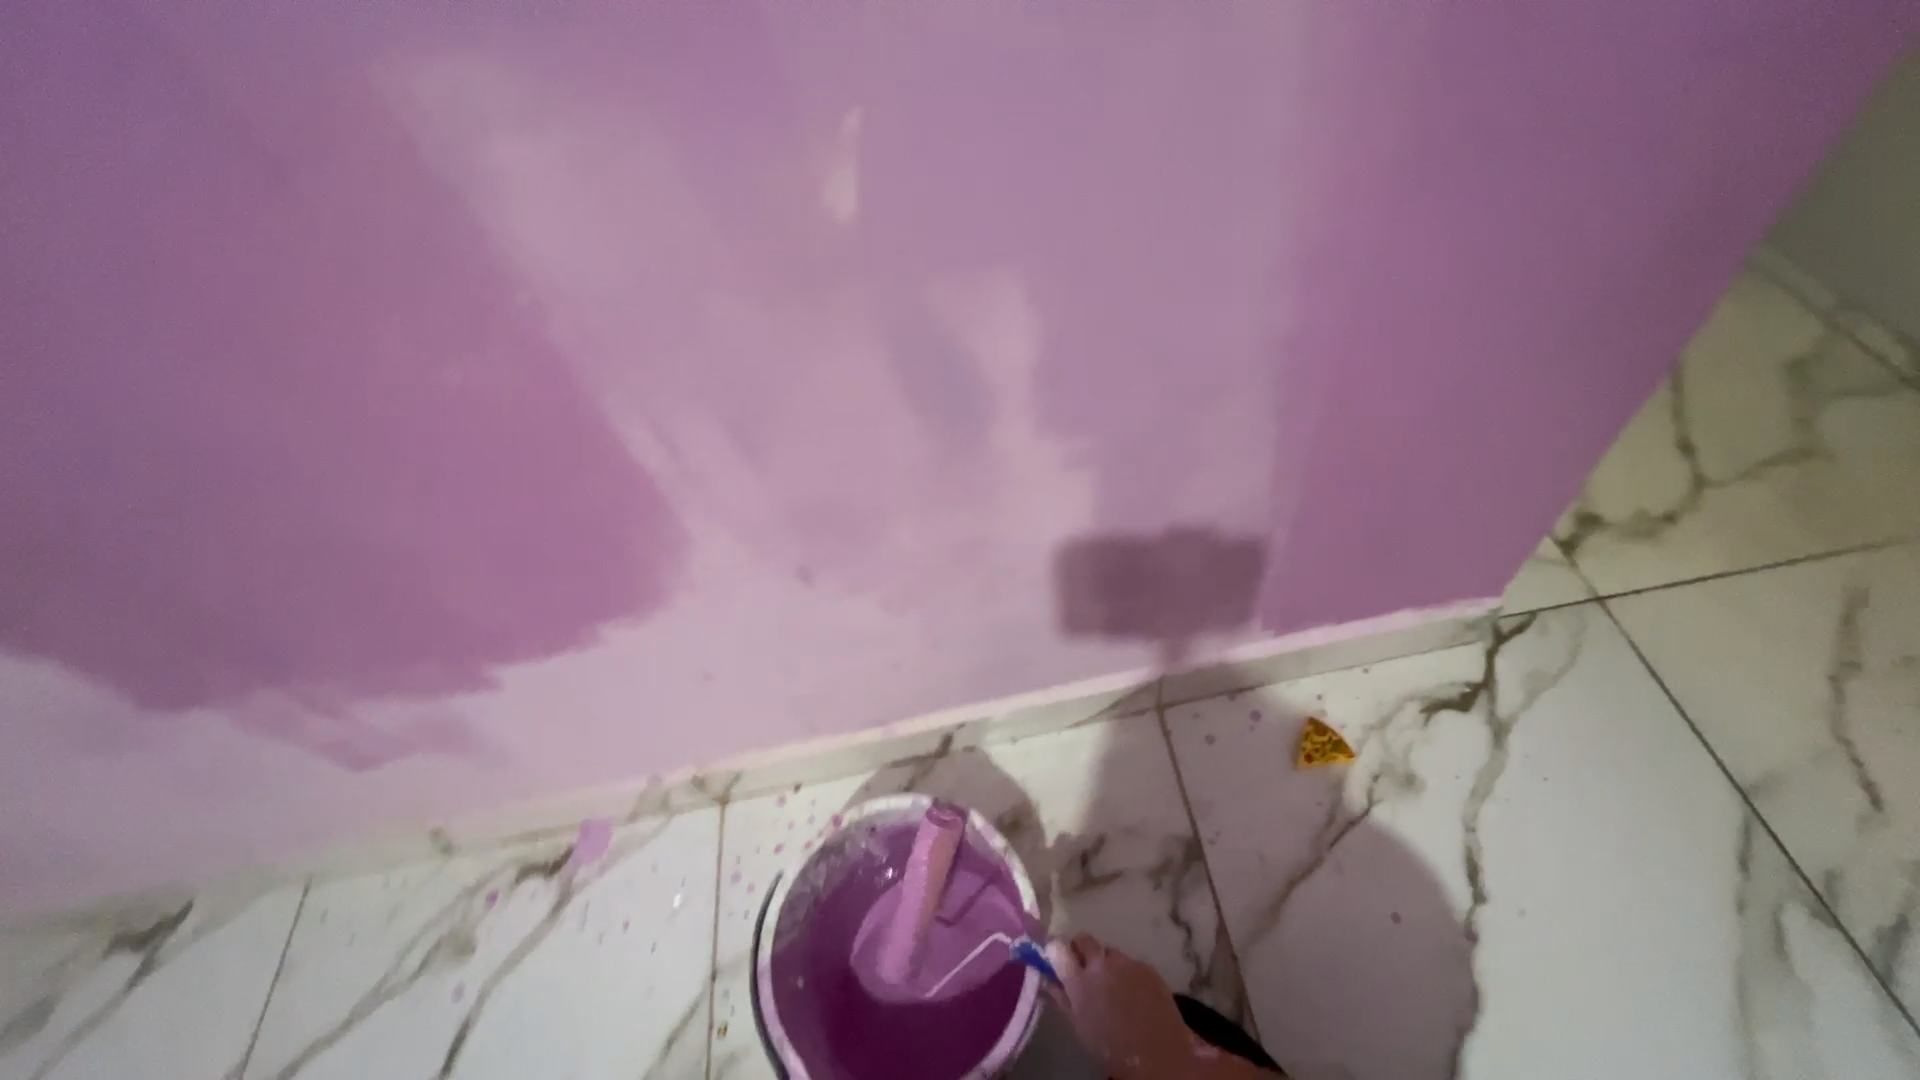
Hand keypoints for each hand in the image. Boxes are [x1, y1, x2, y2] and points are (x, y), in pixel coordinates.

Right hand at [1047, 934, 1201, 1079]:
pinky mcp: (1147, 966)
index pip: (1058, 948)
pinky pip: (1130, 962)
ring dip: (1106, 963)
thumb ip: (1061, 996)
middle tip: (1085, 970)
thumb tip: (1049, 979)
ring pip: (1109, 952)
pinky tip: (1134, 993)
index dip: (1057, 951)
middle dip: (1081, 950)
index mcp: (1079, 979)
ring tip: (1114, 986)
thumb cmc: (1110, 1046)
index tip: (1059, 960)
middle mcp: (1101, 963)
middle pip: (1084, 940)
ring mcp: (1126, 962)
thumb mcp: (1078, 1024)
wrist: (1158, 1054)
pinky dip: (1128, 972)